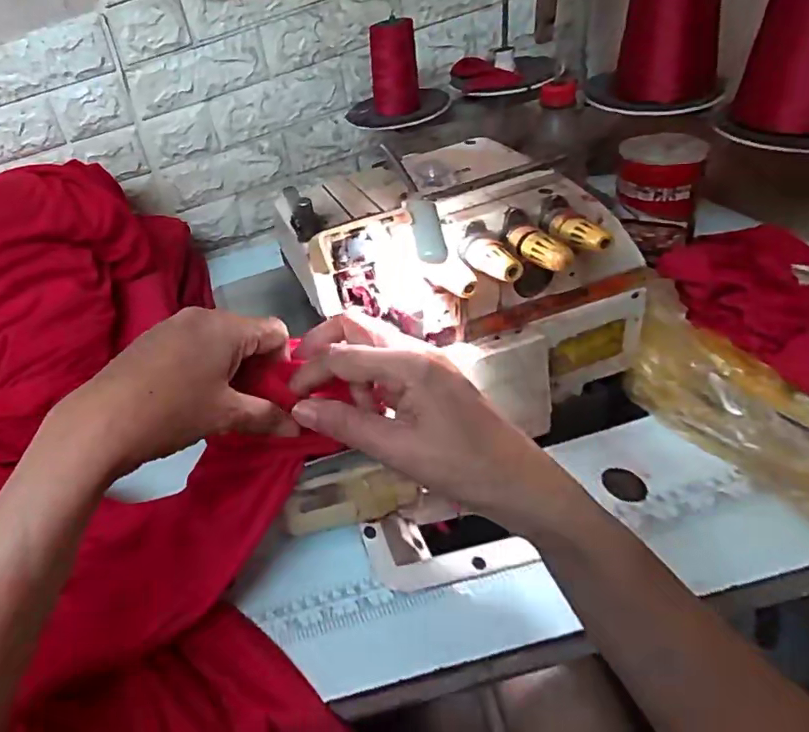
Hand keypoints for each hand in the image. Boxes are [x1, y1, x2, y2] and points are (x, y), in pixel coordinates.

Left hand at [46, 308, 299, 480]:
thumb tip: (298, 427)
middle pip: (247, 335)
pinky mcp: (153, 337)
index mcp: (225, 326)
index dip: (282, 364)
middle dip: (255, 369)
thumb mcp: (225, 416)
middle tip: (246, 406)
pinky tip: (188, 397)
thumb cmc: (172, 412)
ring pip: (219, 341)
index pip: (275, 331)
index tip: (272, 396)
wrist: (99, 422)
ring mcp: (174, 323)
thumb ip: (266, 416)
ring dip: (229, 370)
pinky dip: (203, 366)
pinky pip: (194, 345)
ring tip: (216, 405)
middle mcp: (201, 315)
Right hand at [287, 313, 592, 538]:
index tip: (289, 397)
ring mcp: (428, 361)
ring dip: (350, 368)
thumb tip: (300, 408)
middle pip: (357, 327)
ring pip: (373, 345)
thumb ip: (345, 424)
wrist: (519, 481)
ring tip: (351, 411)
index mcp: (408, 363)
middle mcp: (417, 351)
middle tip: (305, 378)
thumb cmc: (460, 467)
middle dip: (325, 346)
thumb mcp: (396, 450)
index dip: (310, 372)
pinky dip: (370, 380)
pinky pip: (390, 364)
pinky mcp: (434, 377)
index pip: (343, 353)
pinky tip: (372, 411)